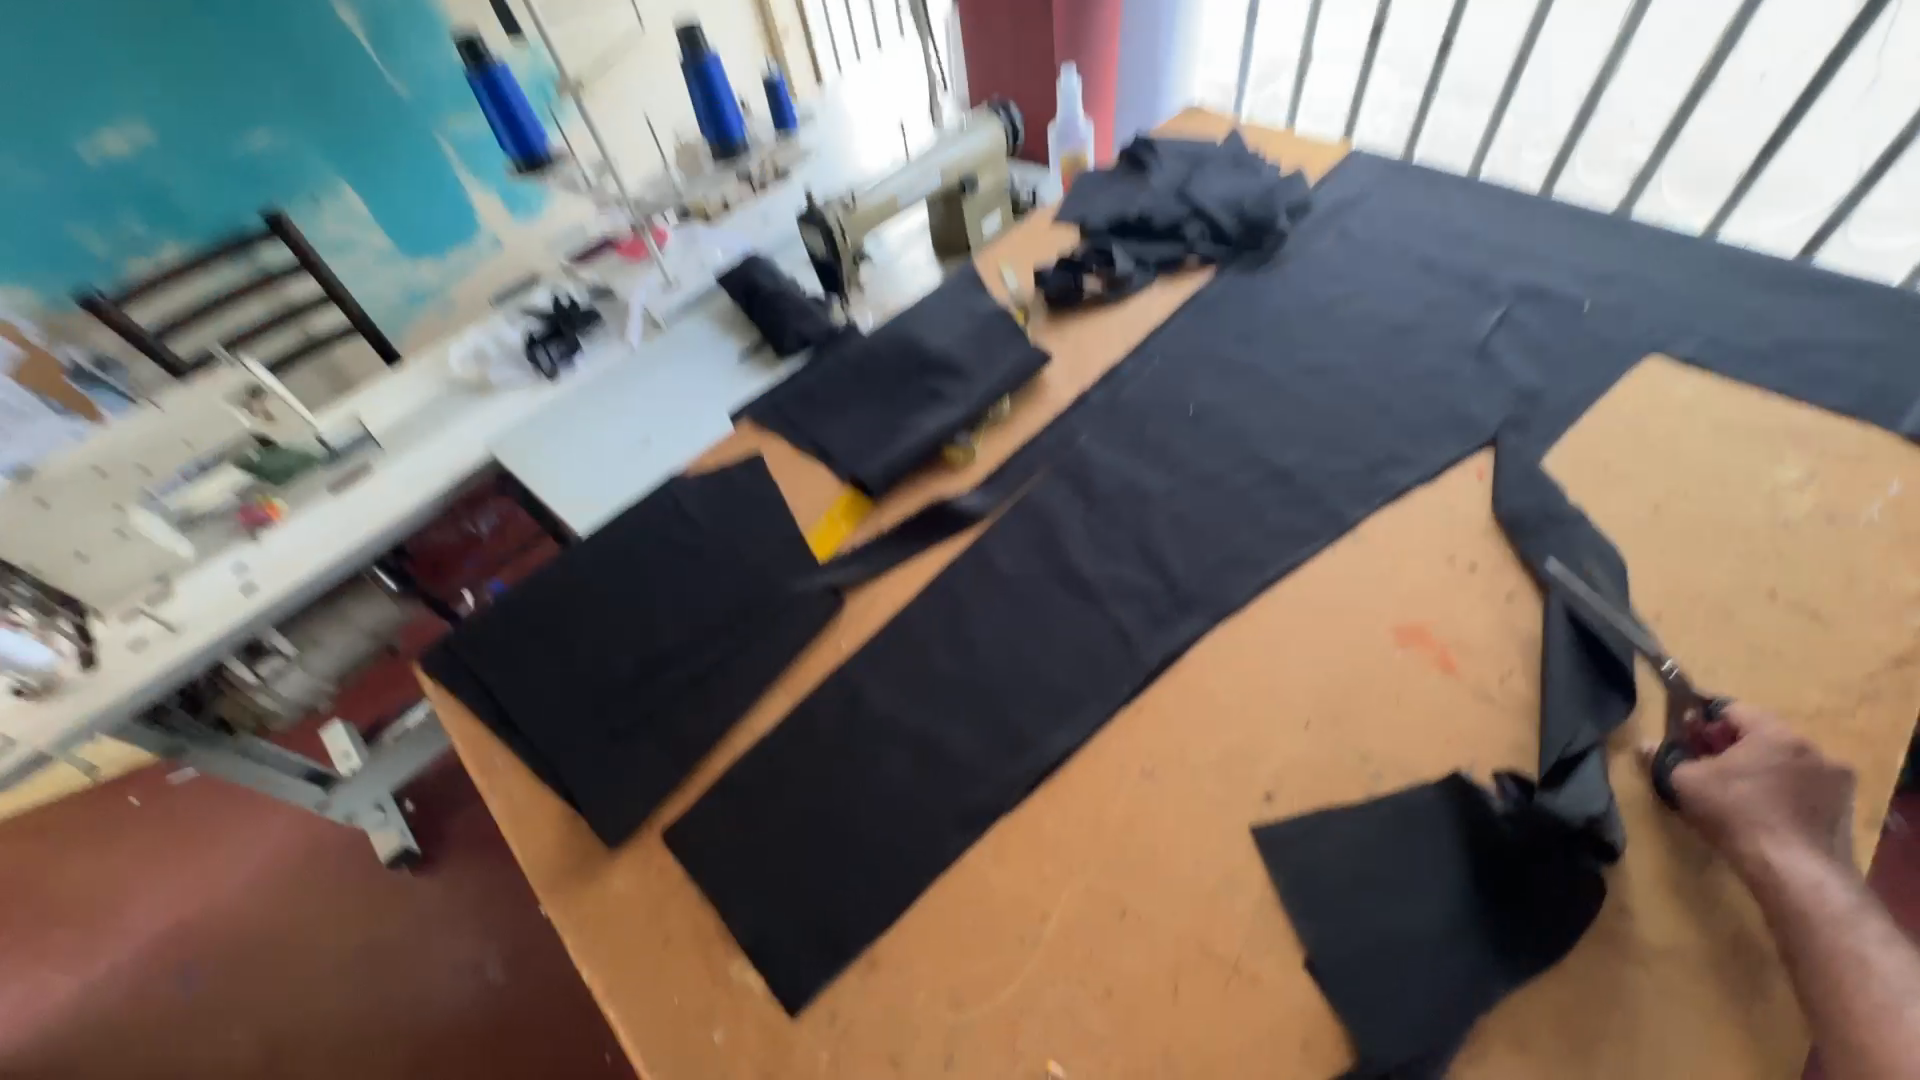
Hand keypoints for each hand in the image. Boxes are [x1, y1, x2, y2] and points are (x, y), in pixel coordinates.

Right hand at [1645, 703, 1857, 877]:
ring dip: (1758, 767)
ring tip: (1733, 790)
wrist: (1794, 869)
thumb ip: (1664, 756)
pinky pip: (1804, 785)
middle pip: (1762, 734)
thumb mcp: (1682, 780)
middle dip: (1730, 745)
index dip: (1703, 720)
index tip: (1685, 738)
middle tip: (1703, 764)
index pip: (1733, 709)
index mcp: (1776, 734)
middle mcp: (1814, 750)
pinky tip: (1762, 811)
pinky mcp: (1845, 807)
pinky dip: (1781, 789)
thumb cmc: (1734, 813)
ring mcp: (1837, 780)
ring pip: (1785, 761)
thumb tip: (1647, 745)